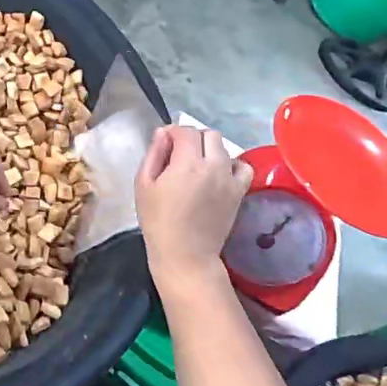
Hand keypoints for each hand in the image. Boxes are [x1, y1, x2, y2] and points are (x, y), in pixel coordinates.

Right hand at [136, 127, 250, 276]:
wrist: (186, 254)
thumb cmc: (158, 221)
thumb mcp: (143, 185)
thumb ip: (153, 154)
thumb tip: (163, 133)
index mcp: (187, 163)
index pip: (185, 131)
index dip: (172, 132)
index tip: (163, 144)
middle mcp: (213, 166)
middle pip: (208, 134)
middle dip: (192, 138)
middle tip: (178, 155)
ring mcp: (230, 179)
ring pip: (224, 147)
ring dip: (209, 150)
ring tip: (196, 166)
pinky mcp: (239, 192)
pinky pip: (243, 166)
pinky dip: (231, 164)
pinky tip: (218, 174)